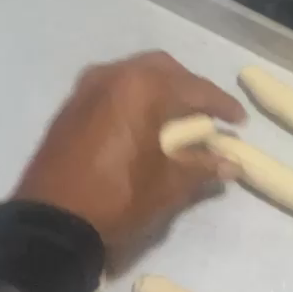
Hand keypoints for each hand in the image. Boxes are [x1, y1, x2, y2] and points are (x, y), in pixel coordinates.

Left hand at [14, 51, 245, 250]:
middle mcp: (114, 76)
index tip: (240, 122)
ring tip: (178, 119)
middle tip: (208, 115)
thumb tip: (231, 164)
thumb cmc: (118, 199)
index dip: (222, 105)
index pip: (195, 88)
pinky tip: (145, 125)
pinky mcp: (71, 106)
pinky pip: (113, 89)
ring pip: (135, 75)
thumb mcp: (169, 186)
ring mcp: (87, 88)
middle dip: (190, 89)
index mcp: (143, 89)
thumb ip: (203, 168)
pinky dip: (136, 100)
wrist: (52, 221)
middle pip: (163, 70)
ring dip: (161, 91)